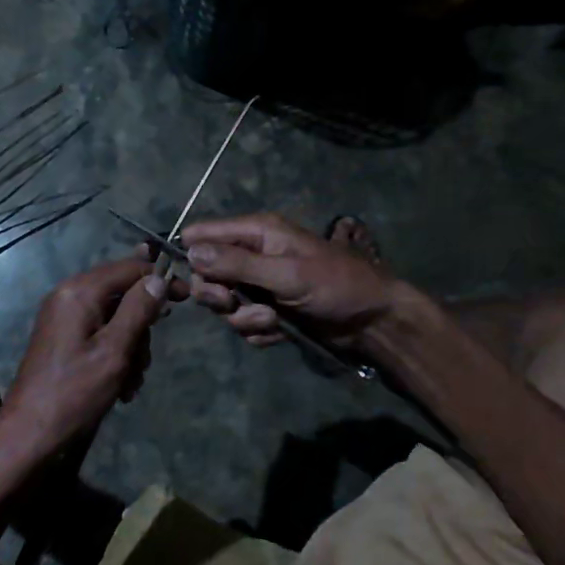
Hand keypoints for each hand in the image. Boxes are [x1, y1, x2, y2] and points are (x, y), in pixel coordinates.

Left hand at [0, 255, 170, 465]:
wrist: (30, 431)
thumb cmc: (74, 391)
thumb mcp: (114, 351)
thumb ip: (138, 310)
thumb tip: (158, 278)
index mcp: (79, 291)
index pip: (129, 268)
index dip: (160, 279)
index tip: (188, 296)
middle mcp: (68, 295)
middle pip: (122, 293)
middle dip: (142, 327)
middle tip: (144, 361)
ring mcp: (63, 317)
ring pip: (114, 318)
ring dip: (131, 348)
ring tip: (130, 381)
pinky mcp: (62, 337)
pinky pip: (100, 333)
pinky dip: (115, 355)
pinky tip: (120, 386)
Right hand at [182, 213, 400, 352]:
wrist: (373, 322)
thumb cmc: (336, 285)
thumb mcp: (286, 273)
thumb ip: (237, 264)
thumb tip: (191, 252)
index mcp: (256, 232)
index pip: (202, 235)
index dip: (192, 257)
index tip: (198, 280)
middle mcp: (252, 255)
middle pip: (206, 274)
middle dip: (218, 295)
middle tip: (233, 303)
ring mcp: (258, 285)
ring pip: (224, 304)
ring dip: (243, 317)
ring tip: (271, 320)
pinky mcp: (266, 311)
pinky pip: (243, 323)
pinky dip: (258, 331)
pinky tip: (280, 331)